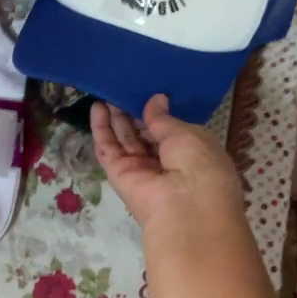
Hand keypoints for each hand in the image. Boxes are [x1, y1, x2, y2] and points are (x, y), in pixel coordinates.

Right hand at [90, 95, 250, 259]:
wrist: (184, 209)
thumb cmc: (200, 167)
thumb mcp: (188, 135)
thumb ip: (164, 119)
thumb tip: (156, 100)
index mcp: (191, 153)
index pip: (169, 130)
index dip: (157, 112)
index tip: (146, 91)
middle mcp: (164, 162)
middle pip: (143, 134)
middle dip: (133, 112)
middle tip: (122, 88)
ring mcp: (139, 168)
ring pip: (124, 139)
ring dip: (116, 116)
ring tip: (107, 92)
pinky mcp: (118, 173)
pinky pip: (108, 148)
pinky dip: (101, 129)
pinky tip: (97, 107)